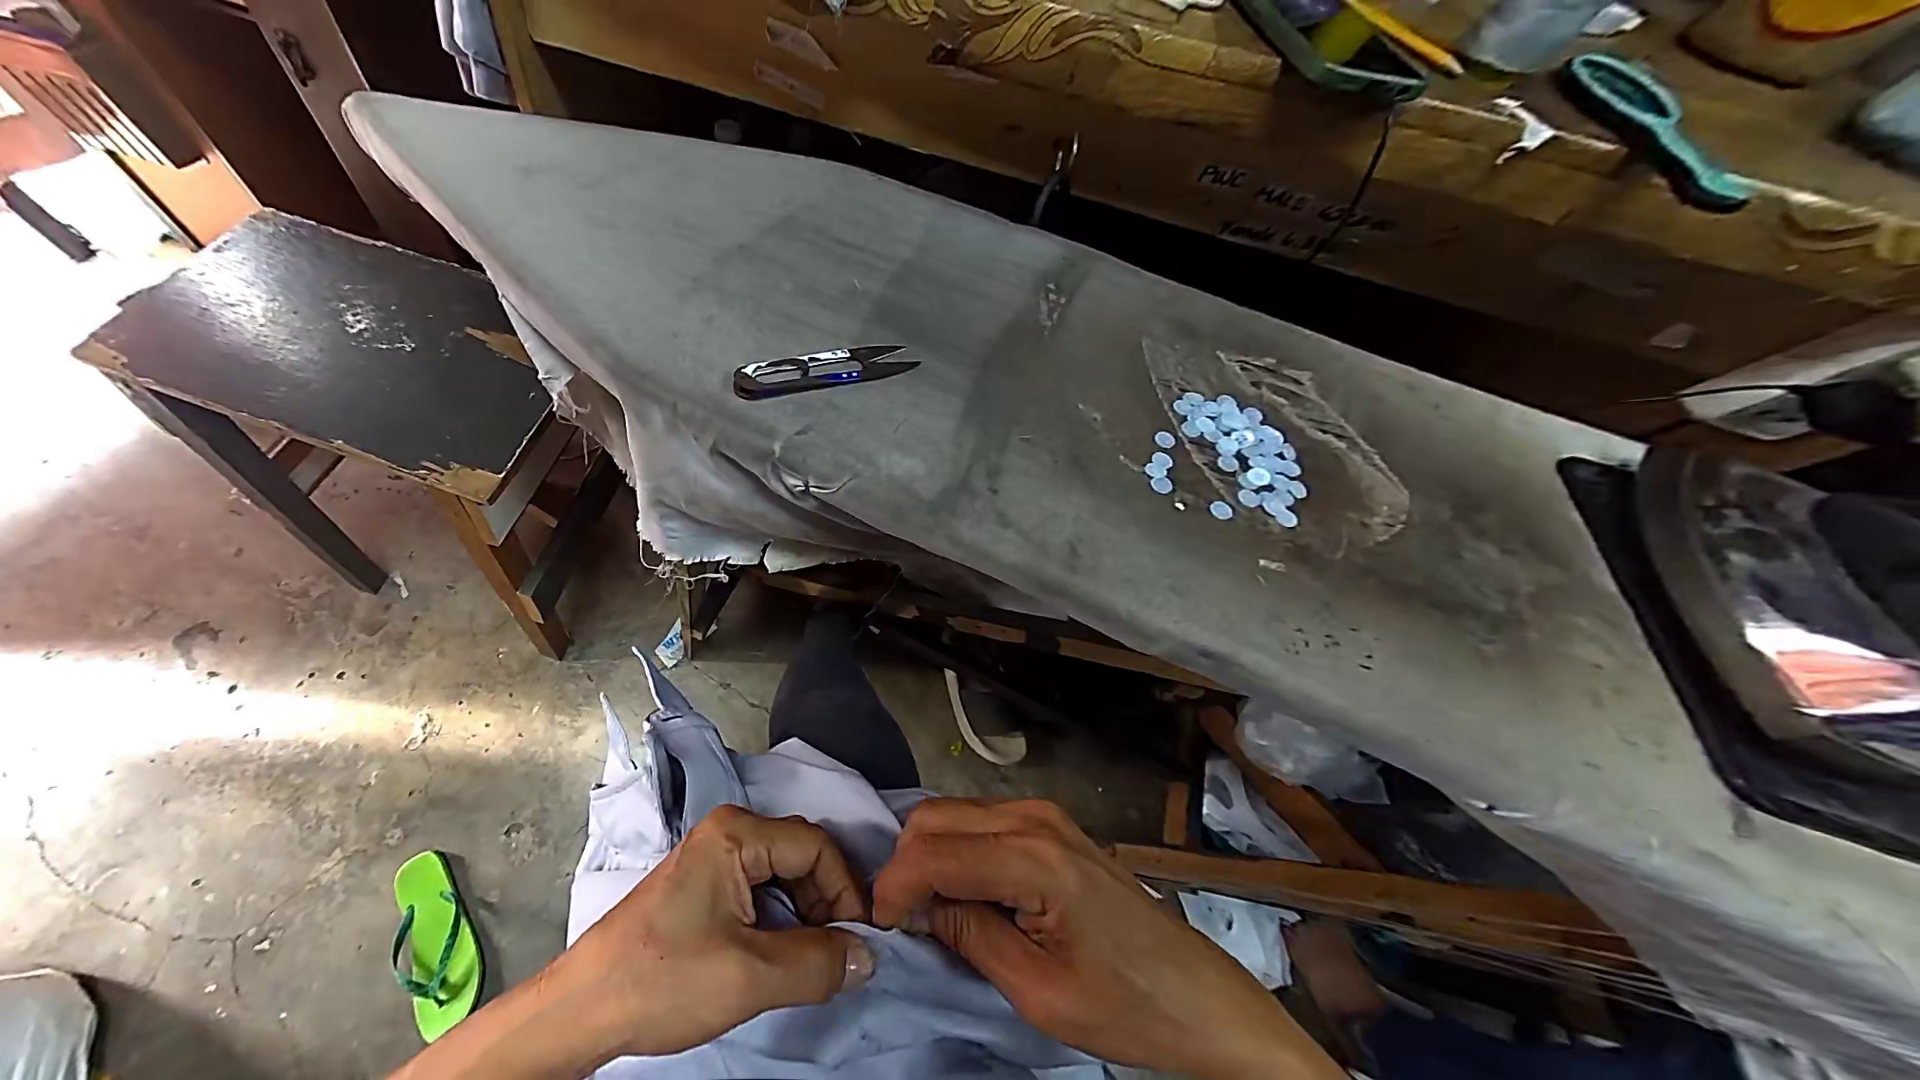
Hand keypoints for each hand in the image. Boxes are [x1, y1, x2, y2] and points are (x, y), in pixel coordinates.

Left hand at [392, 805, 872, 1079]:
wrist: (577, 1013)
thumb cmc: (661, 981)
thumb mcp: (749, 977)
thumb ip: (818, 963)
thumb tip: (870, 956)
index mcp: (738, 832)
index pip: (817, 847)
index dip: (844, 891)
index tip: (857, 939)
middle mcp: (729, 830)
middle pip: (802, 856)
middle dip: (825, 903)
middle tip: (835, 952)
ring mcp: (714, 855)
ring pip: (784, 874)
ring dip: (805, 914)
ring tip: (809, 958)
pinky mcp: (705, 883)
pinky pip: (762, 889)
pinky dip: (782, 919)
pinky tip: (780, 953)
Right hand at [872, 798, 1344, 1079]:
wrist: (1199, 995)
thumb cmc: (1125, 1005)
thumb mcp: (1037, 990)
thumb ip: (970, 934)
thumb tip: (917, 906)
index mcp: (1033, 857)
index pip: (933, 850)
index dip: (895, 886)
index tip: (884, 927)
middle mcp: (1034, 817)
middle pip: (936, 816)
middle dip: (907, 864)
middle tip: (905, 921)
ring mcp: (1046, 814)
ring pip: (955, 813)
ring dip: (930, 855)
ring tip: (931, 912)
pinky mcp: (1052, 824)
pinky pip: (982, 821)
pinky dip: (958, 850)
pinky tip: (965, 892)